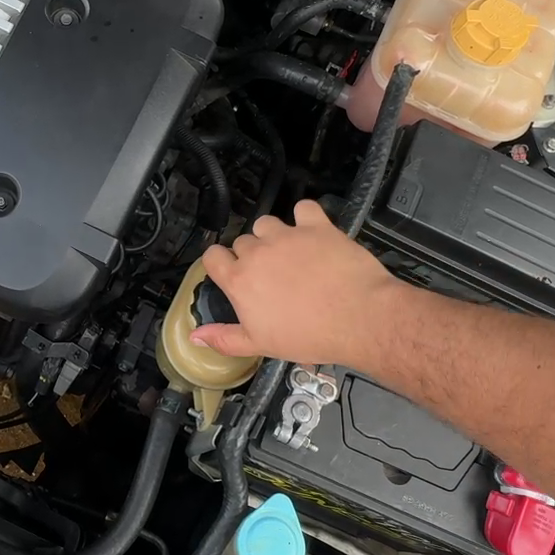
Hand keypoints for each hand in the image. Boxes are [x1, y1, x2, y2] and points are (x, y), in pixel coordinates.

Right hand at [192, 199, 403, 369]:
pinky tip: (311, 230)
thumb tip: (196, 336)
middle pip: (242, 241)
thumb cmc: (309, 335)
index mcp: (240, 280)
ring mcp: (288, 236)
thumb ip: (224, 339)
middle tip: (270, 275)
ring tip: (289, 253)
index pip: (212, 256)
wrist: (359, 318)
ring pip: (267, 223)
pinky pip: (303, 208)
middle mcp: (258, 252)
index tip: (230, 272)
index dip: (219, 263)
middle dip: (252, 254)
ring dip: (273, 235)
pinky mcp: (317, 226)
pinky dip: (305, 216)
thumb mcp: (260, 345)